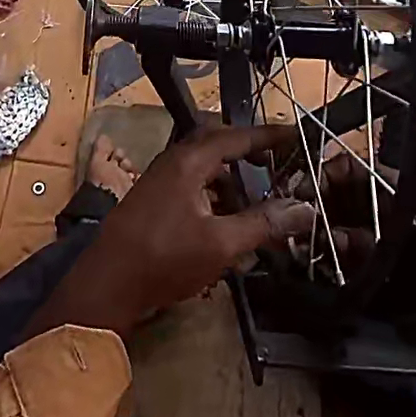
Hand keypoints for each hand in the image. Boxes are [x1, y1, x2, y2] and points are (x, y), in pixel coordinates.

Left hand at [25, 126, 311, 338]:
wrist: (110, 280)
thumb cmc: (164, 257)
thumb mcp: (221, 243)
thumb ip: (263, 223)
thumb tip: (305, 208)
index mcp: (187, 162)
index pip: (233, 137)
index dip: (266, 136)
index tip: (295, 136)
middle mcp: (172, 162)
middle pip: (217, 146)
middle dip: (248, 155)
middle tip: (278, 168)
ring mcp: (161, 181)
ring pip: (204, 169)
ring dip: (233, 182)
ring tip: (261, 206)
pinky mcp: (156, 200)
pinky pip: (193, 187)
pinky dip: (216, 197)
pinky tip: (231, 224)